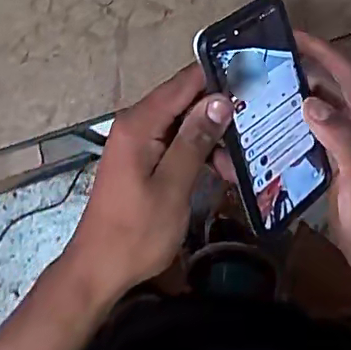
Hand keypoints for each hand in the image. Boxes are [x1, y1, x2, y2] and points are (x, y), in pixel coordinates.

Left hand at [60, 65, 231, 304]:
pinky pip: (174, 140)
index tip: (251, 86)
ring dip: (211, 138)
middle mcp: (136, 123)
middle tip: (251, 133)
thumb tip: (220, 100)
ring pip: (183, 122)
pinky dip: (196, 151)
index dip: (217, 80)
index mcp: (139, 124)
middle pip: (184, 100)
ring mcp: (137, 140)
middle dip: (218, 114)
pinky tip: (218, 170)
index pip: (184, 83)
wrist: (98, 270)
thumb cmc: (136, 232)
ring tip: (235, 166)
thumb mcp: (173, 186)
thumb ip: (195, 140)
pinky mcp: (141, 157)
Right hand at [293, 31, 350, 313]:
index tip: (294, 35)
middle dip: (307, 70)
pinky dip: (297, 129)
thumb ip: (341, 137)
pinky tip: (274, 131)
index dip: (325, 52)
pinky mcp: (340, 172)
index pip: (350, 77)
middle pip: (335, 90)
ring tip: (265, 89)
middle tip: (269, 61)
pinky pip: (317, 139)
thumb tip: (310, 101)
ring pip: (324, 113)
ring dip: (300, 98)